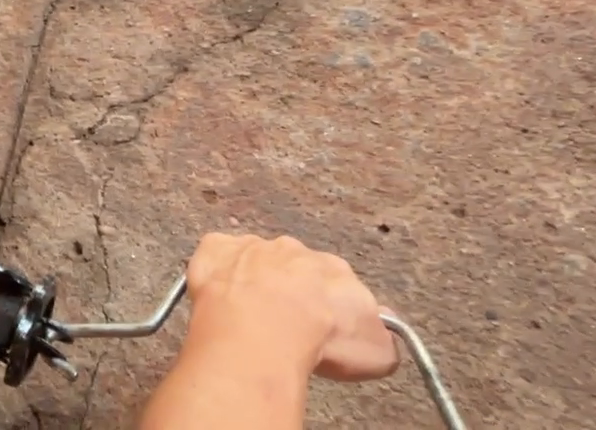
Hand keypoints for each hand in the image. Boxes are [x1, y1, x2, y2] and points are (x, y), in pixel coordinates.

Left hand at [185, 233, 399, 381]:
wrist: (266, 325)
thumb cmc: (323, 339)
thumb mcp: (377, 351)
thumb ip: (380, 335)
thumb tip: (380, 328)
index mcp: (335, 268)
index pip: (334, 282)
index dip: (326, 305)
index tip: (319, 325)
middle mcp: (292, 248)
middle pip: (290, 266)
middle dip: (286, 287)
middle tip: (280, 320)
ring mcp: (249, 244)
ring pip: (251, 258)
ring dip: (250, 278)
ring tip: (247, 312)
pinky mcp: (214, 246)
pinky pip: (216, 254)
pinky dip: (216, 270)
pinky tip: (219, 293)